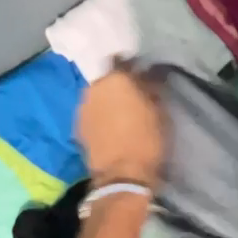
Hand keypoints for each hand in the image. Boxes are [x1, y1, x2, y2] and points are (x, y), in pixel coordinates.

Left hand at [77, 64, 166, 186]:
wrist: (121, 176)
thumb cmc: (147, 141)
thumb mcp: (160, 112)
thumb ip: (151, 89)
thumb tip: (148, 77)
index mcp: (116, 78)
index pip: (124, 61)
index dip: (134, 67)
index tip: (143, 76)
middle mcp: (94, 87)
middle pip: (107, 80)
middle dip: (118, 85)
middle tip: (132, 97)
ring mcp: (82, 107)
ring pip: (97, 97)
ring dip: (107, 101)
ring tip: (120, 115)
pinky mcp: (77, 127)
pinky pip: (91, 114)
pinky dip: (99, 117)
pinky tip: (109, 128)